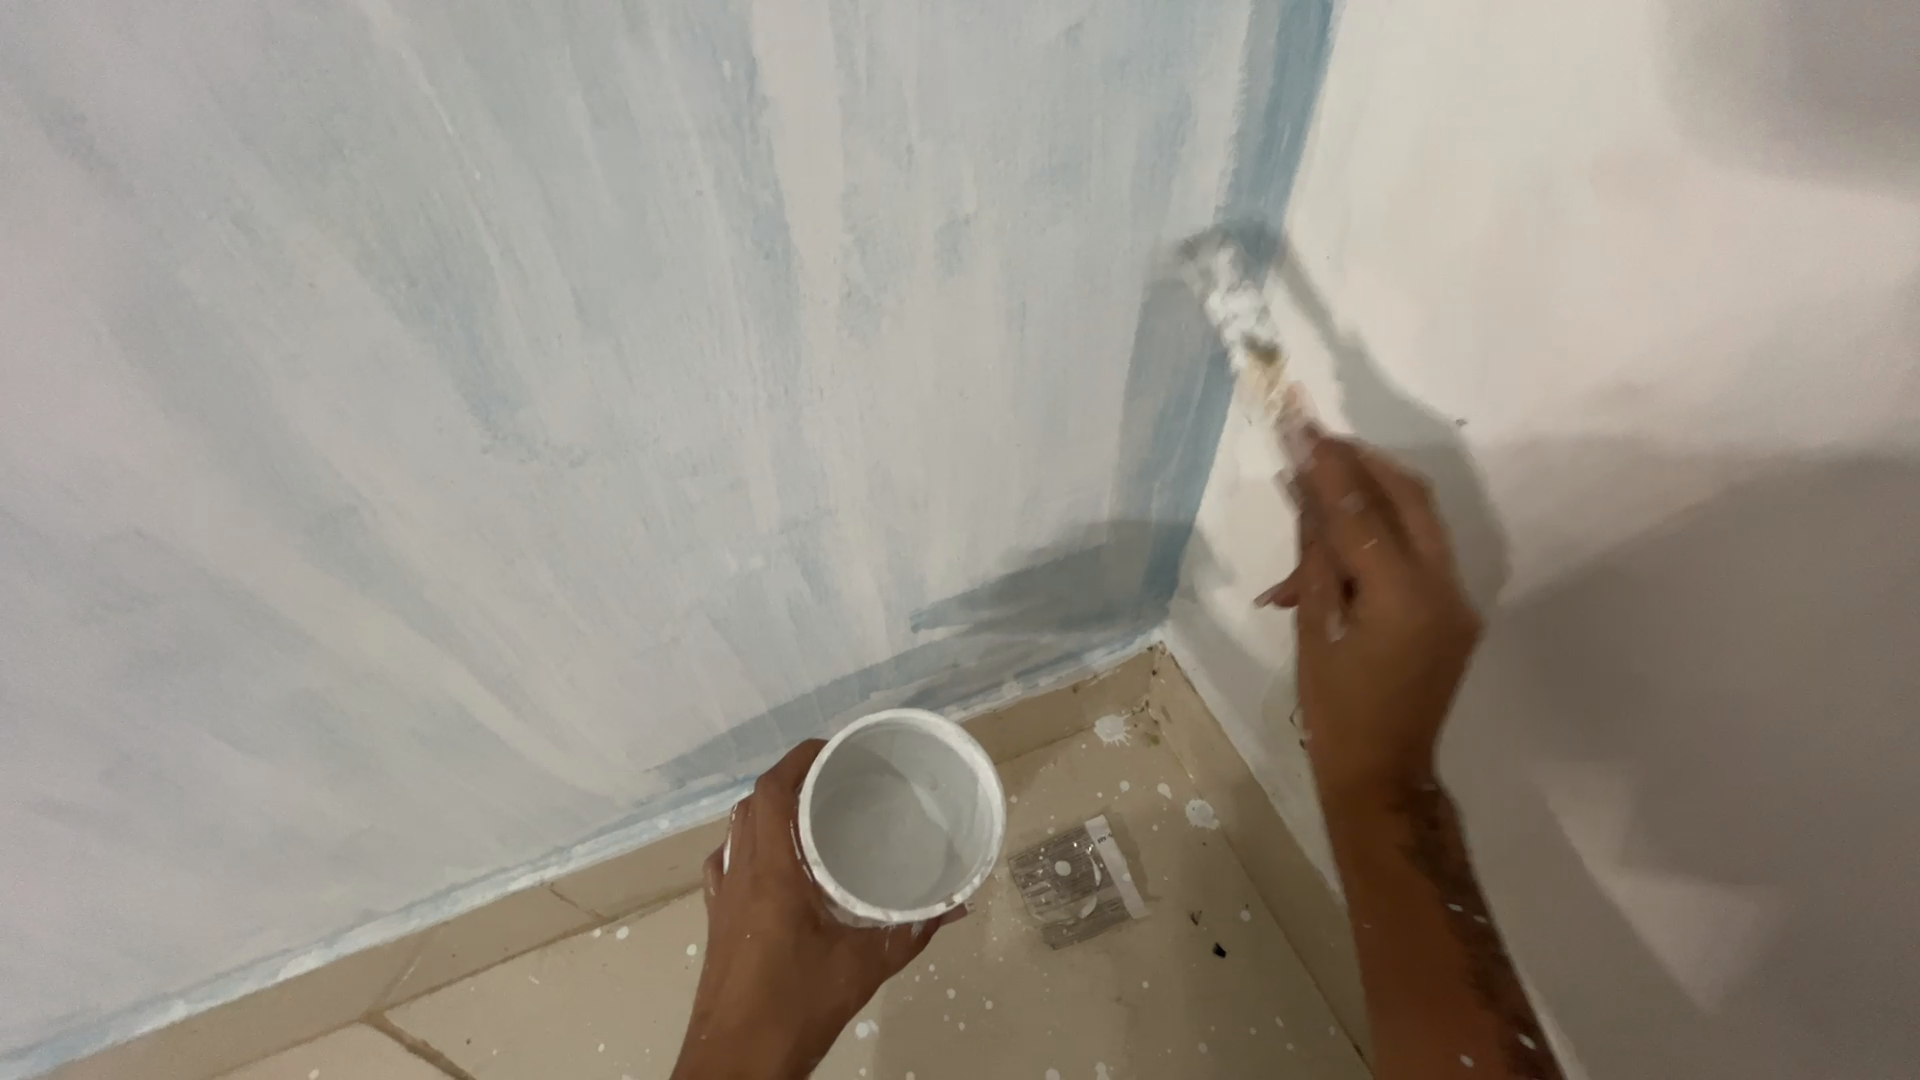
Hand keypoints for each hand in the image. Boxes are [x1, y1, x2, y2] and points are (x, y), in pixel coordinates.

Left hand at [672, 739, 958, 1079]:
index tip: (837, 749)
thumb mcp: (864, 969)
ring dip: (768, 805)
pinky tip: (775, 856)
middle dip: (791, 776)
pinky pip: (727, 859)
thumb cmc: (795, 1008)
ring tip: (810, 805)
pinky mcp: (716, 917)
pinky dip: (749, 840)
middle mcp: (741, 872)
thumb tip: (957, 903)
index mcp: (771, 871)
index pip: (773, 791)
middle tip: (835, 775)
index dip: (800, 759)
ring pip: (737, 827)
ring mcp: (723, 894)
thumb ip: (911, 931)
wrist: (732, 1067)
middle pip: (754, 801)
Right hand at [1256, 430, 1482, 801]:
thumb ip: (1315, 558)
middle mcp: (1445, 588)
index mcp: (1404, 597)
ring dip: (1371, 495)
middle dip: (1363, 462)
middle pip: (1410, 499)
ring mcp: (1457, 598)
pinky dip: (1377, 537)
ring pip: (1419, 521)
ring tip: (1317, 486)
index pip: (1362, 512)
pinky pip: (1415, 555)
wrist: (1384, 770)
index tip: (1302, 425)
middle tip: (1319, 440)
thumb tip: (1306, 498)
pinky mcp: (1453, 610)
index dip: (1328, 466)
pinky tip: (1333, 546)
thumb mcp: (1314, 629)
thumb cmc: (1334, 707)